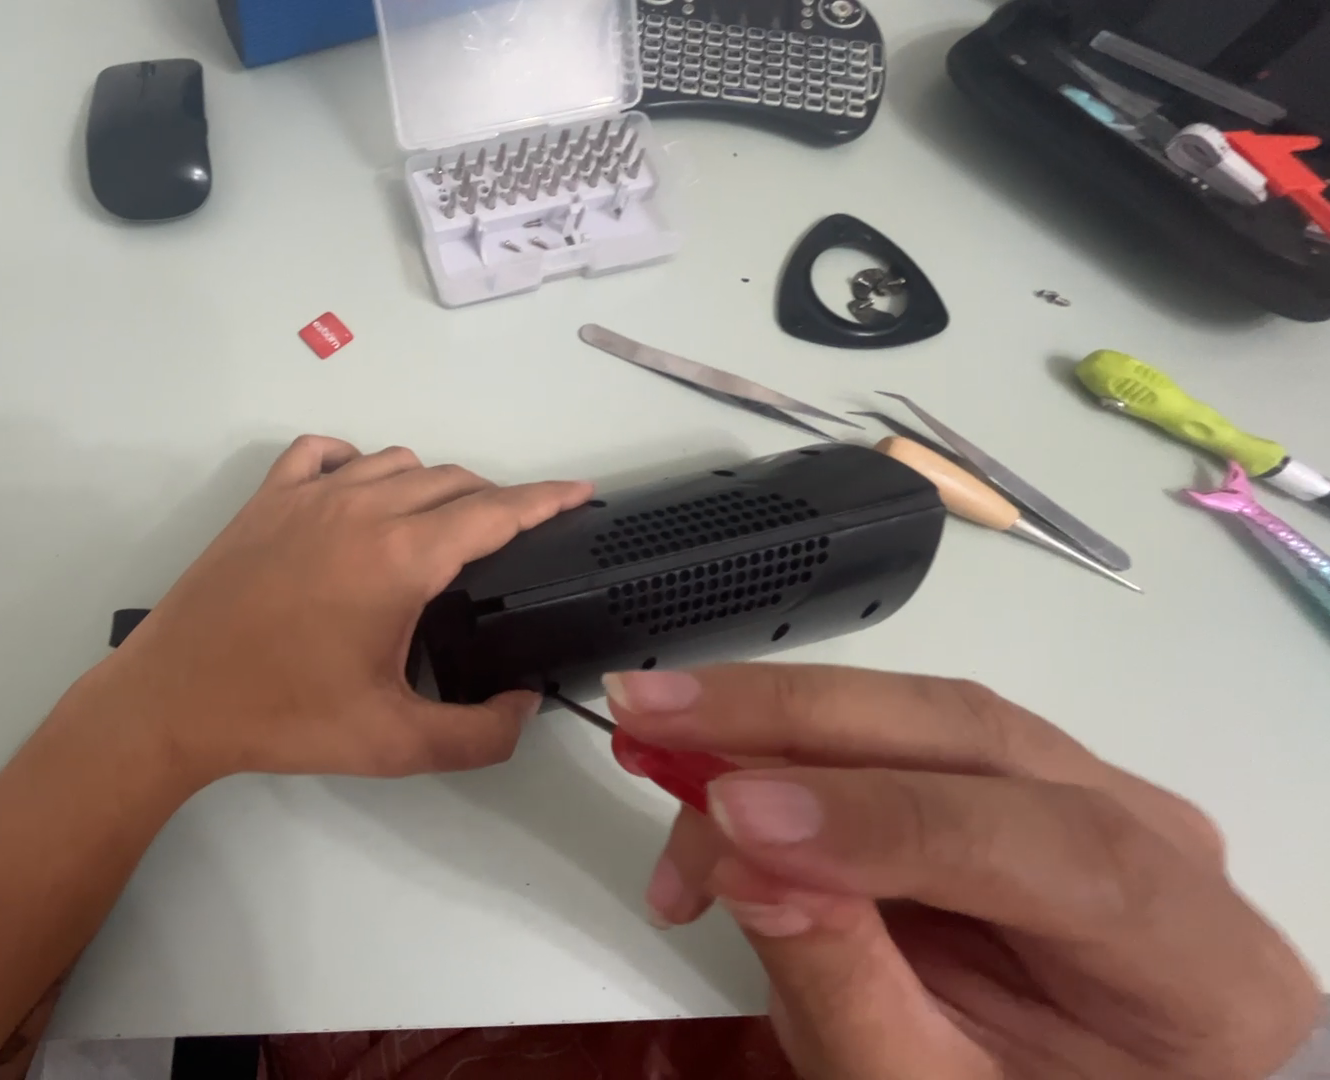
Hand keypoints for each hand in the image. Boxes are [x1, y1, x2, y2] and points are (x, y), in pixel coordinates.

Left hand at [83, 435, 591, 784]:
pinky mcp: (266, 499)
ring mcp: (308, 495)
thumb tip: (524, 706)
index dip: (546, 499)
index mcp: (401, 558)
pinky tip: (357, 494)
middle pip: (452, 482)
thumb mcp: (394, 744)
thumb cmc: (283, 717)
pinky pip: (325, 453)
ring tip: (434, 530)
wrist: (175, 699)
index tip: (579, 492)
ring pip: (396, 463)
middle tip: (502, 544)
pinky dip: (355, 464)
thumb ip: (480, 734)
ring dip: (430, 487)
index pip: (496, 511)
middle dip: (492, 503)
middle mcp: (361, 508)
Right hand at [605, 665, 1320, 1079]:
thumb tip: (737, 861)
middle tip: (646, 708)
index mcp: (1193, 959)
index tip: (733, 814)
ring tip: (641, 743)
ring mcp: (1045, 783)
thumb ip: (840, 985)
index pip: (1052, 852)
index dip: (877, 818)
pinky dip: (749, 753)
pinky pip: (849, 733)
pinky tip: (686, 815)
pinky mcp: (958, 768)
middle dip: (780, 715)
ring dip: (749, 717)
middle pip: (955, 732)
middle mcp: (1139, 834)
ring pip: (891, 708)